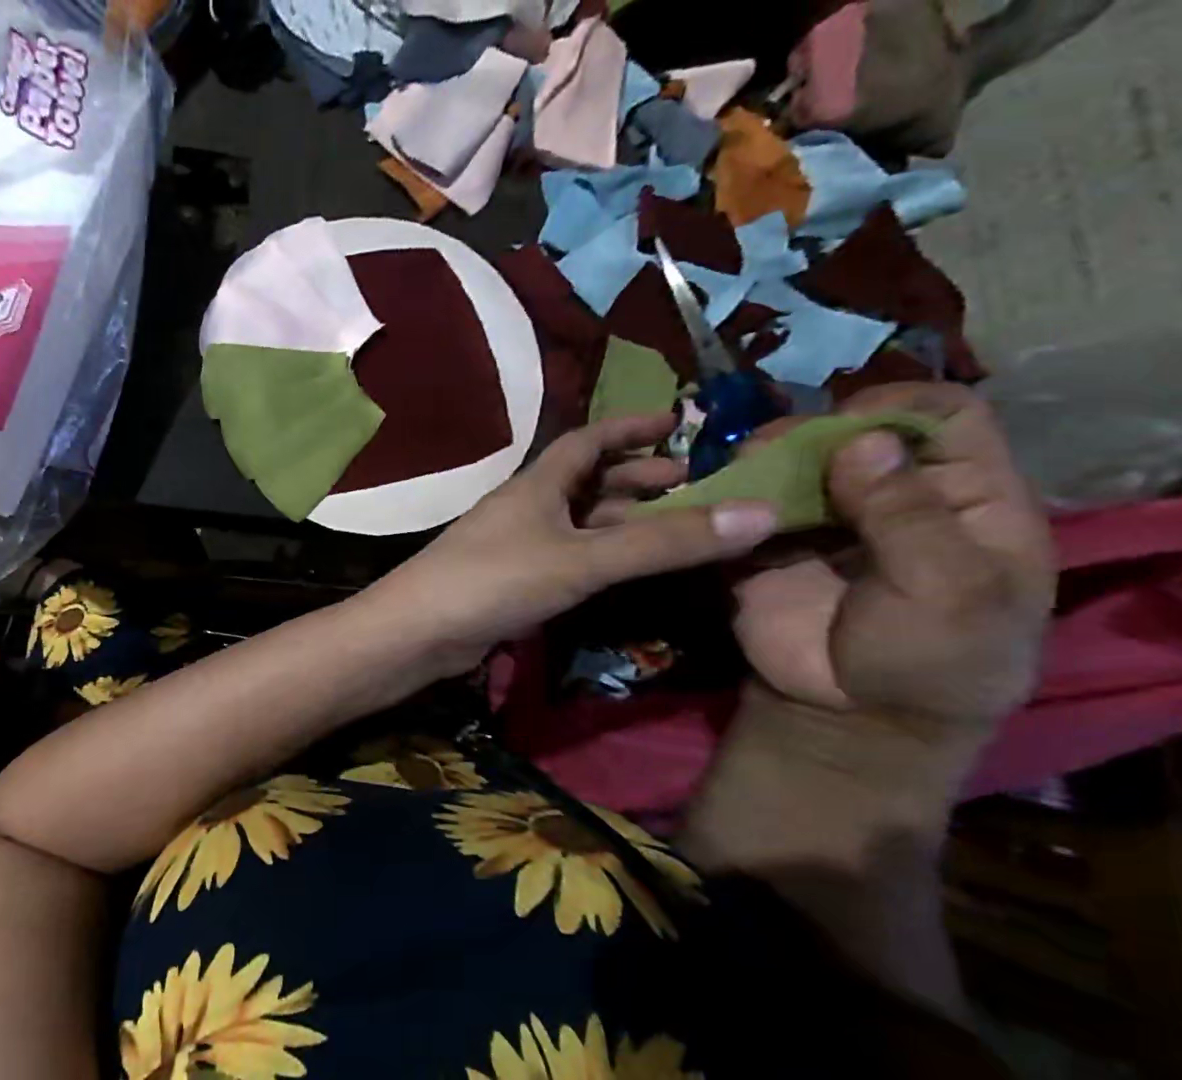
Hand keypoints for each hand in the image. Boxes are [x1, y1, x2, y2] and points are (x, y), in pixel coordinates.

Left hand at [367, 413, 778, 675]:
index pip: (588, 440)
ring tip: (677, 526)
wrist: (419, 632)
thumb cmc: (496, 580)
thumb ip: (664, 542)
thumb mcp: (584, 558)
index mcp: (537, 484)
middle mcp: (527, 507)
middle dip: (638, 478)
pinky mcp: (512, 581)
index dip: (631, 427)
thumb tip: (762, 513)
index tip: (678, 422)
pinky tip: (626, 569)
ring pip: (580, 522)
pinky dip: (602, 556)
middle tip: (696, 483)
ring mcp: (516, 545)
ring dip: (624, 520)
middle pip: (587, 481)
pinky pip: (569, 557)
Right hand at [732, 384, 1055, 740]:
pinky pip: (746, 502)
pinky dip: (730, 489)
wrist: (849, 717)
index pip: (943, 419)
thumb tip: (861, 441)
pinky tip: (718, 491)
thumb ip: (909, 514)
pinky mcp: (766, 542)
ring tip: (743, 470)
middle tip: (777, 451)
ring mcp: (824, 519)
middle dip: (814, 432)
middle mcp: (890, 497)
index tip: (848, 425)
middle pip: (854, 432)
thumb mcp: (950, 590)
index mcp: (963, 500)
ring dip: (765, 455)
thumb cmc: (931, 659)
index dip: (899, 407)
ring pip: (793, 460)